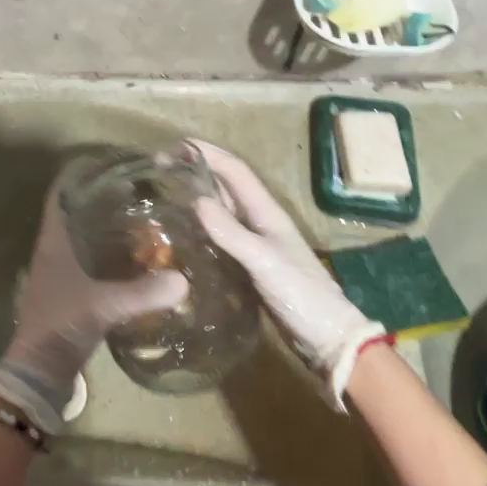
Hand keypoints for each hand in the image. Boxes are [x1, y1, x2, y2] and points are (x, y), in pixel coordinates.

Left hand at [0, 168, 187, 434]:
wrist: (39, 372)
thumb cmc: (61, 325)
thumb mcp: (104, 305)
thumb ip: (143, 292)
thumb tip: (183, 279)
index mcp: (53, 242)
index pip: (60, 195)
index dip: (78, 176)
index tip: (108, 164)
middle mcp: (53, 252)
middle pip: (74, 214)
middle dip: (101, 201)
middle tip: (136, 190)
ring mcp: (59, 275)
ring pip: (82, 240)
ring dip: (104, 229)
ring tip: (139, 220)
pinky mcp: (69, 296)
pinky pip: (90, 265)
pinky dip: (108, 258)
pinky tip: (133, 262)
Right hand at [190, 139, 384, 409]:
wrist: (327, 338)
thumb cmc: (301, 294)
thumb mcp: (263, 261)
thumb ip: (231, 232)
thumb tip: (196, 200)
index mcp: (266, 212)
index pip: (234, 170)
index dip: (207, 153)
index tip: (172, 147)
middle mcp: (259, 221)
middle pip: (225, 185)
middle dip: (196, 170)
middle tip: (159, 170)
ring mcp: (255, 244)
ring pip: (221, 210)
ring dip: (195, 197)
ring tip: (164, 196)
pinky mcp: (248, 266)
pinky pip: (219, 237)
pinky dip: (200, 228)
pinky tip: (181, 235)